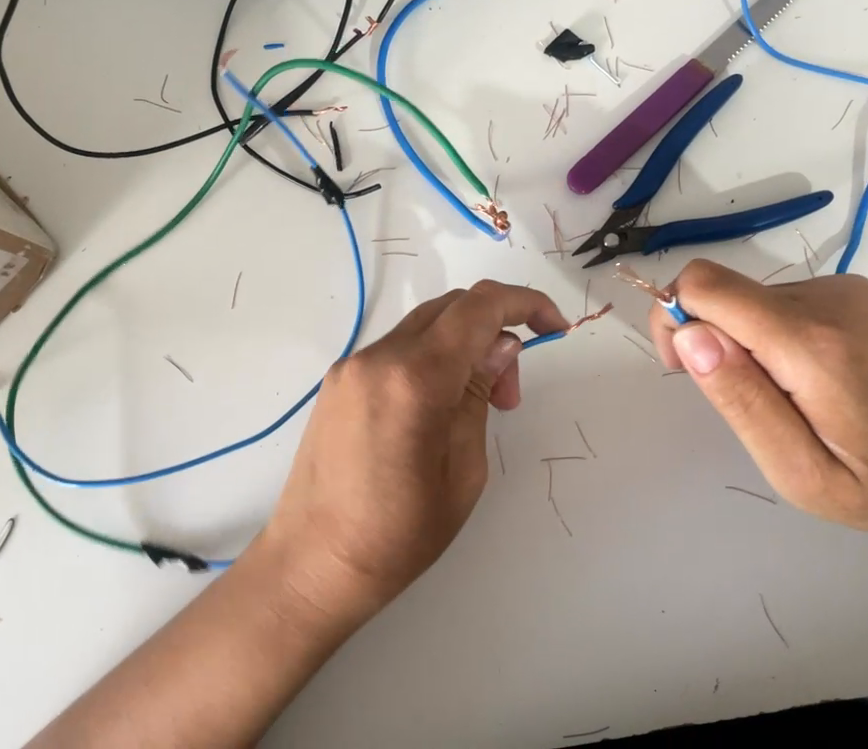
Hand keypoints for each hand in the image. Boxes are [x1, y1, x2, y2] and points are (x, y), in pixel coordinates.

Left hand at [261, 281, 566, 617]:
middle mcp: (378, 357)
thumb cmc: (400, 533)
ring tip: (476, 404)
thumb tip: (500, 347)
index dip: (526, 304)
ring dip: (463, 345)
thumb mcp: (465, 469)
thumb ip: (480, 395)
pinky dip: (431, 358)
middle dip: (496, 331)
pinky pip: (397, 349)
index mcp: (416, 378)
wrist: (313, 562)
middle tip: (508, 392)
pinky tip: (438, 406)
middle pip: (452, 307)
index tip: (554, 329)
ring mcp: (352, 366)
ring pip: (424, 325)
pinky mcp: (338, 381)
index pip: (481, 307)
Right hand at [648, 260, 867, 532]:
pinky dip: (770, 333)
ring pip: (749, 298)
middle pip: (723, 292)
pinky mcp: (850, 289)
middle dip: (710, 339)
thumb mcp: (798, 472)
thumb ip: (741, 401)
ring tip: (787, 395)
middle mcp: (828, 299)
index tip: (682, 367)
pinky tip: (807, 377)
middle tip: (743, 400)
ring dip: (745, 341)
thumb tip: (690, 334)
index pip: (706, 287)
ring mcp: (843, 288)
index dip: (674, 318)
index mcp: (812, 345)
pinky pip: (777, 299)